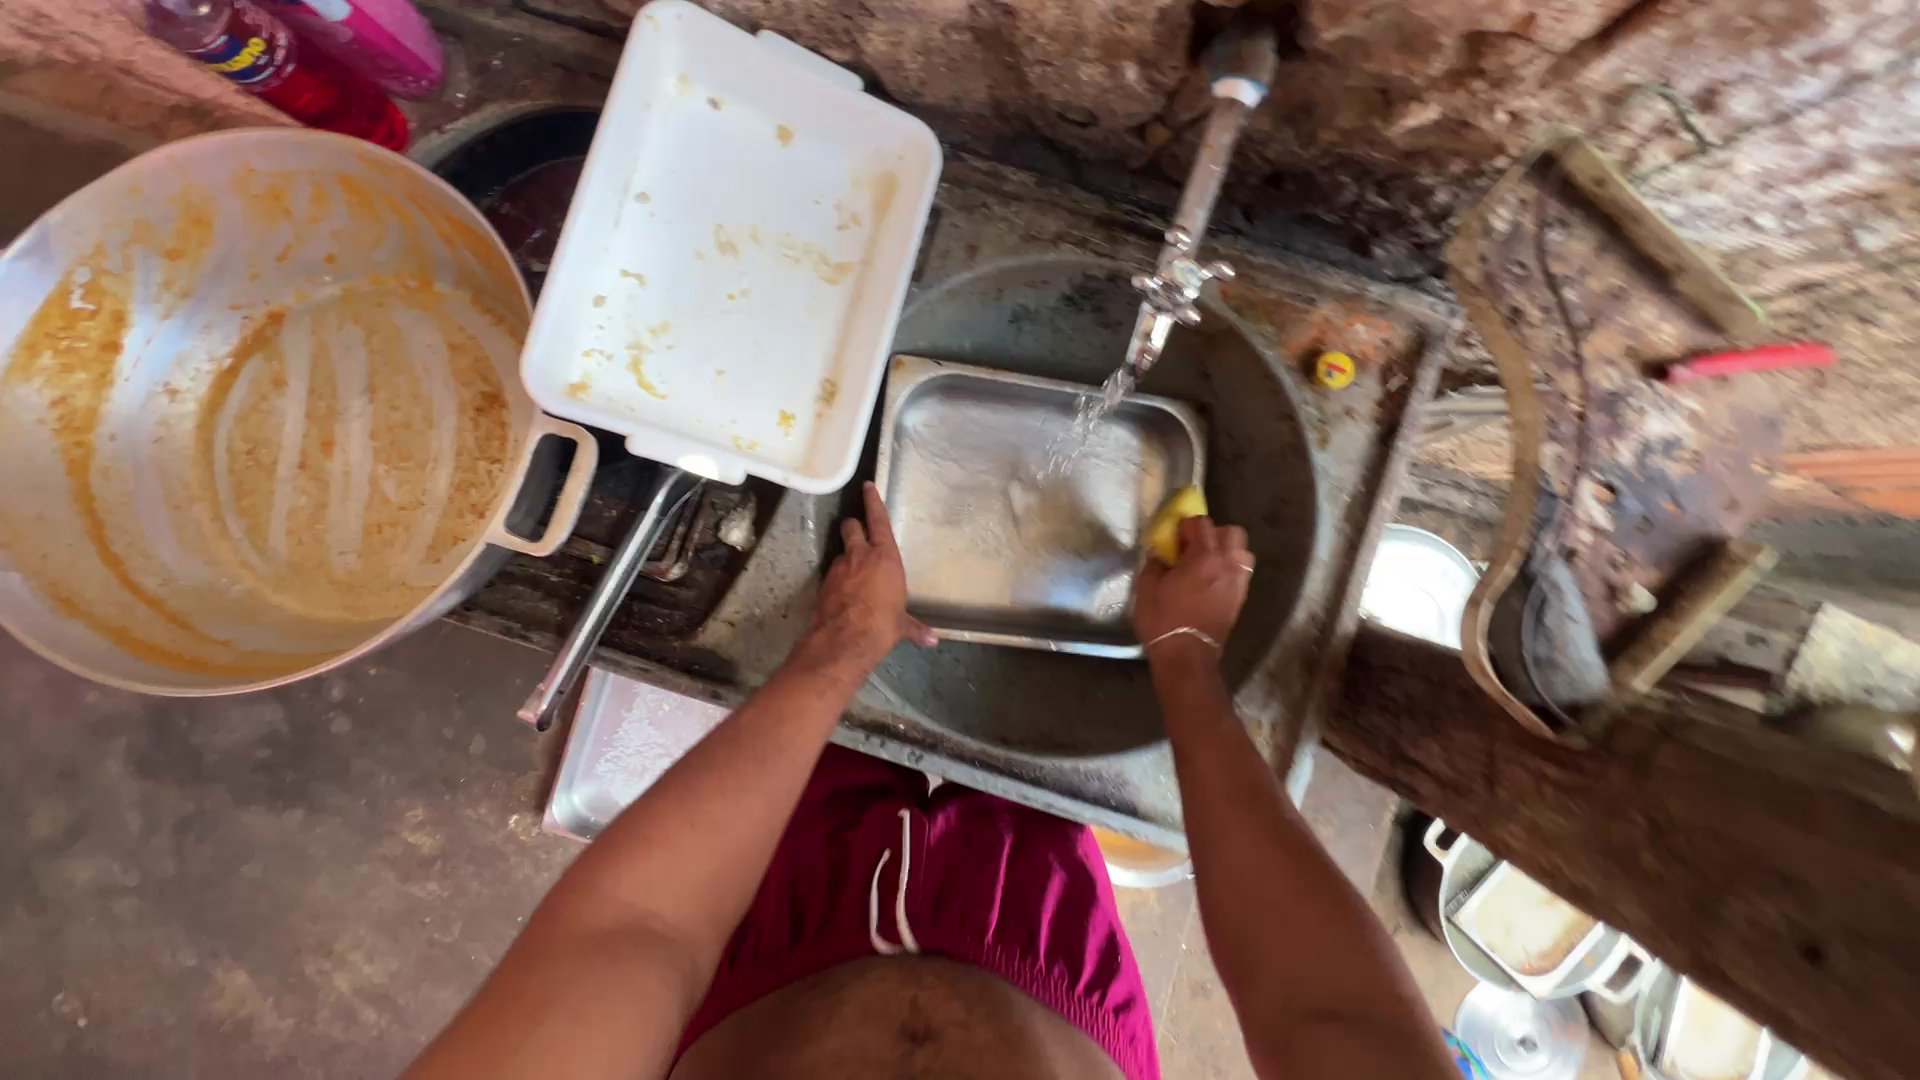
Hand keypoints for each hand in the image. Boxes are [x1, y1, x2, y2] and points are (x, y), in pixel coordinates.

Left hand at [793, 481, 935, 679]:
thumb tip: (933, 639)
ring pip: (841, 550)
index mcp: (885, 557)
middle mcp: (860, 556)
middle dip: (854, 526)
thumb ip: (915, 627)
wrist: (844, 640)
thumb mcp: (901, 625)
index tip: (867, 486)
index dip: (872, 502)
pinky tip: (844, 591)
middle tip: (858, 531)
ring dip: (846, 555)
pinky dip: (839, 577)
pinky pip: (833, 573)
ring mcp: (839, 568)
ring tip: (853, 569)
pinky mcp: (824, 584)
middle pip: (851, 526)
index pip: (878, 520)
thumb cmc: (882, 624)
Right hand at [1132, 516, 1253, 662]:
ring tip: (1207, 563)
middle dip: (1213, 533)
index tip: (1174, 538)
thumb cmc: (1163, 620)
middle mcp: (1227, 565)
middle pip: (1232, 532)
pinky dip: (1230, 568)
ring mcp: (1238, 582)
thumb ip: (1155, 563)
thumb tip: (1161, 555)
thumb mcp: (1147, 588)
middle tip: (1193, 547)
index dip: (1186, 526)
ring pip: (1242, 551)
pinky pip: (1242, 572)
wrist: (1186, 656)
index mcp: (1203, 558)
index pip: (1202, 524)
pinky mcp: (1240, 598)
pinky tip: (1212, 580)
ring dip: (1226, 550)